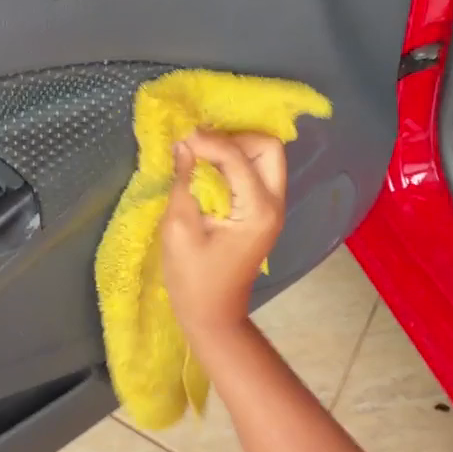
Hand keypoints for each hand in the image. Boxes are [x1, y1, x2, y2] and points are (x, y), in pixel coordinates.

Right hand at [159, 130, 287, 350]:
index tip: (179, 139)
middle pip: (268, 147)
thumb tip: (182, 145)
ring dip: (234, 146)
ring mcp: (272, 207)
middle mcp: (274, 204)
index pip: (237, 157)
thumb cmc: (192, 278)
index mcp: (257, 210)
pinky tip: (207, 165)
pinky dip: (234, 160)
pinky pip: (256, 170)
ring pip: (265, 155)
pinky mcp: (263, 210)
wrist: (212, 314)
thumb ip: (183, 181)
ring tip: (200, 152)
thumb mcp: (179, 228)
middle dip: (233, 137)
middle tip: (199, 144)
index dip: (207, 141)